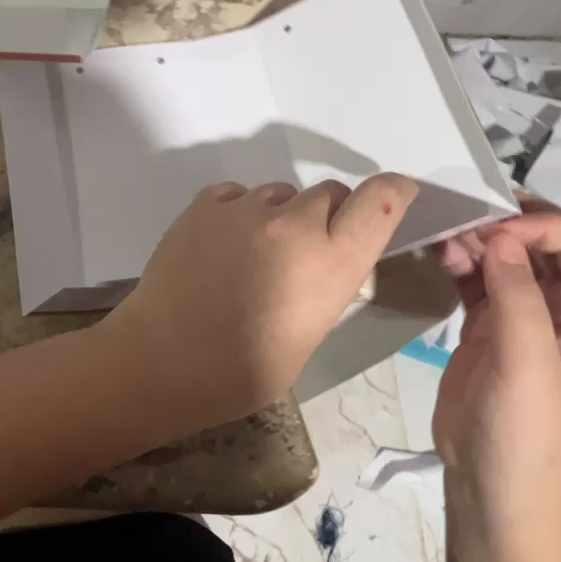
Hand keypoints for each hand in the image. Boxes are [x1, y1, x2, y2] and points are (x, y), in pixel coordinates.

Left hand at [96, 174, 416, 428]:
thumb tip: (323, 261)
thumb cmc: (244, 369)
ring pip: (279, 193)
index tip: (395, 193)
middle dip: (327, 216)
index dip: (392, 192)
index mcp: (331, 262)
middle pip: (328, 194)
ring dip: (278, 215)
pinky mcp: (202, 205)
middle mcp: (293, 224)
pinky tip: (222, 243)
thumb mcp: (311, 332)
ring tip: (253, 254)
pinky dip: (238, 211)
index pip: (380, 201)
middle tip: (304, 251)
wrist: (165, 359)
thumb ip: (326, 282)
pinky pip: (236, 194)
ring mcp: (243, 209)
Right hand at [433, 200, 560, 537]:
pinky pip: (478, 279)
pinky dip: (460, 261)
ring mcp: (525, 320)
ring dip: (480, 239)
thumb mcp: (530, 368)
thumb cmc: (530, 439)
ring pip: (510, 258)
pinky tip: (440, 255)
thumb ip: (518, 299)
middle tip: (463, 220)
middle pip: (549, 245)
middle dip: (510, 225)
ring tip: (445, 235)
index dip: (548, 229)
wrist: (497, 495)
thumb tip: (497, 237)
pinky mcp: (487, 330)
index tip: (495, 232)